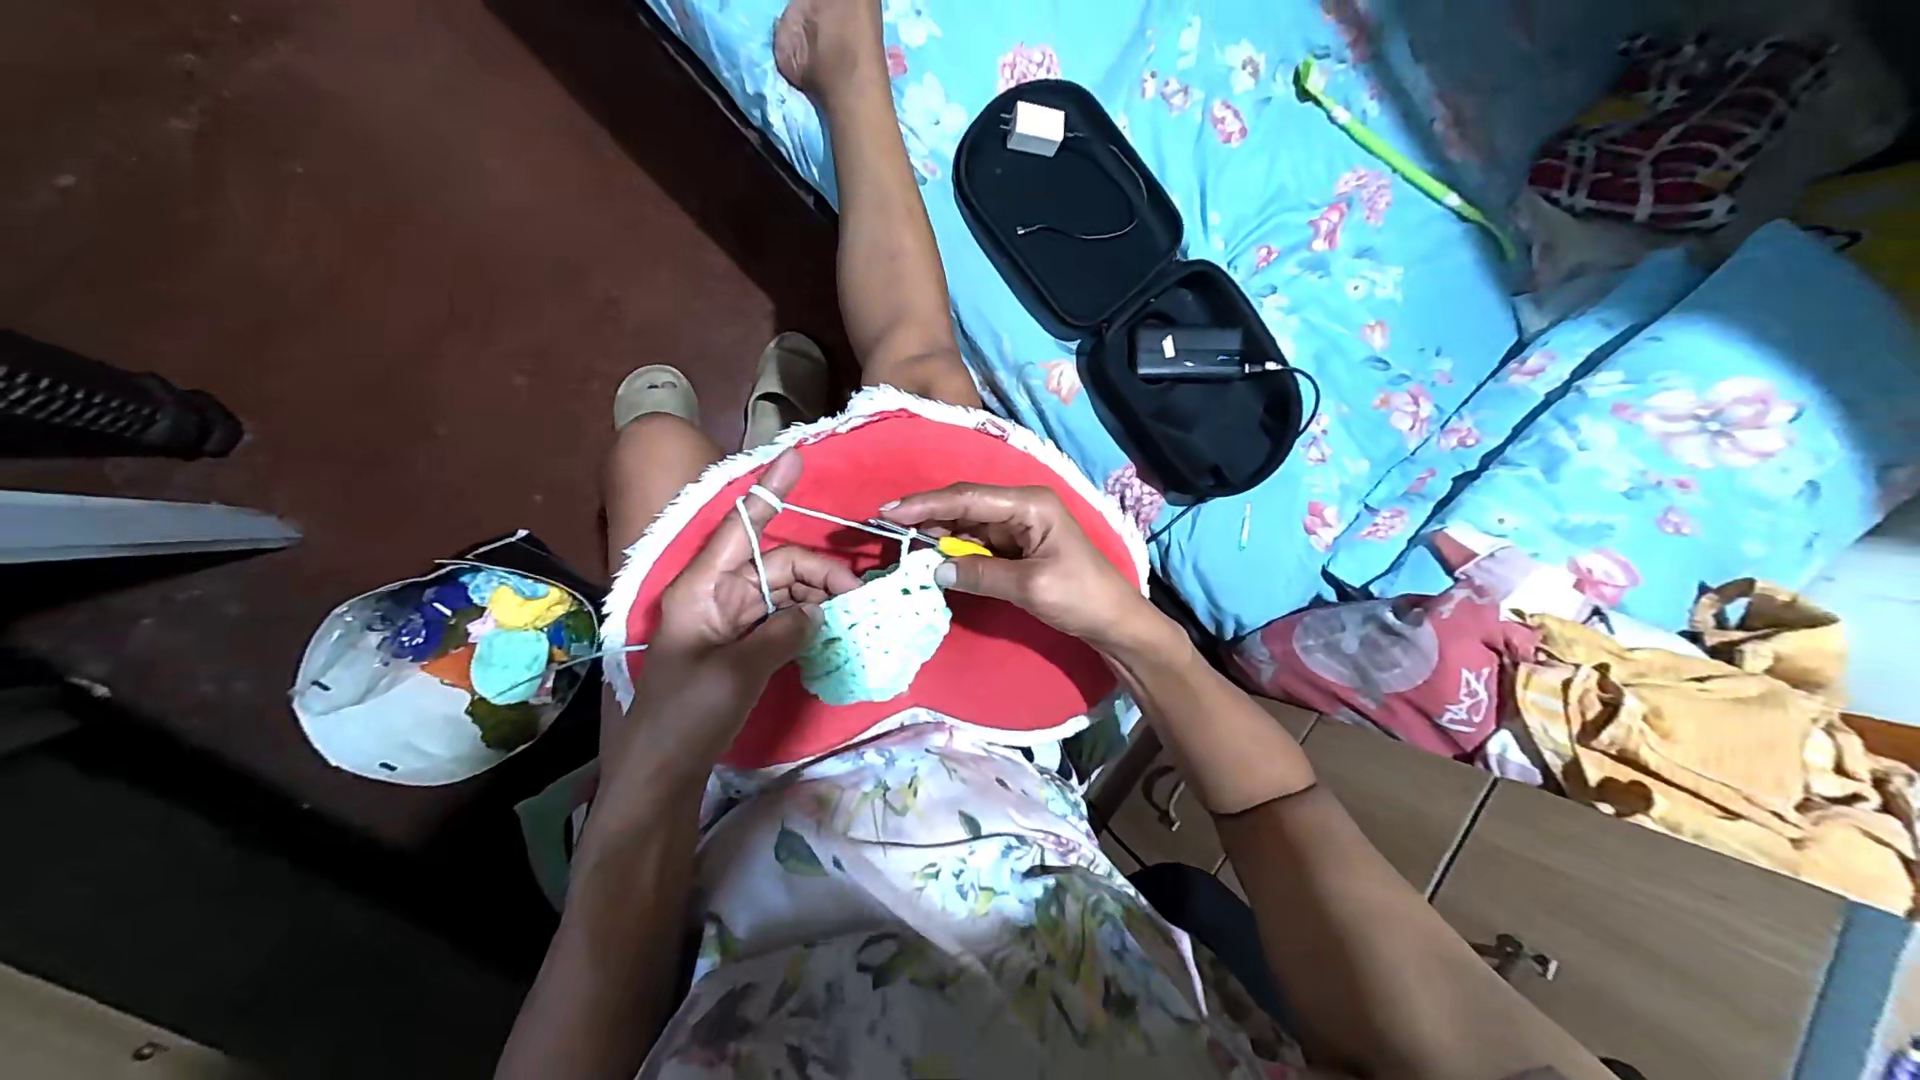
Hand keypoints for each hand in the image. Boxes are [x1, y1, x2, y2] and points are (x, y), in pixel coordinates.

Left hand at [615, 450, 861, 776]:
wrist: (664, 769)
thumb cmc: (687, 715)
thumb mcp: (738, 671)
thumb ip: (784, 632)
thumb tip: (818, 611)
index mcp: (702, 587)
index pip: (739, 527)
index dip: (769, 492)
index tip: (795, 457)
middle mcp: (717, 593)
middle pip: (776, 562)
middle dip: (819, 572)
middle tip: (858, 597)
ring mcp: (731, 618)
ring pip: (785, 589)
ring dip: (818, 597)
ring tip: (852, 614)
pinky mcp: (742, 642)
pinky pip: (782, 616)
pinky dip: (807, 619)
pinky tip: (832, 627)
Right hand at [881, 483, 1173, 657]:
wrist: (1114, 620)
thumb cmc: (1081, 597)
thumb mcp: (1030, 587)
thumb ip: (981, 575)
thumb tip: (935, 569)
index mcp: (1030, 504)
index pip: (968, 498)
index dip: (927, 504)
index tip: (891, 512)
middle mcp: (1021, 507)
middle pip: (964, 505)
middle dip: (927, 516)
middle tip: (888, 527)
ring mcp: (1018, 526)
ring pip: (967, 524)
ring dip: (938, 533)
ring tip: (903, 542)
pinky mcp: (1016, 547)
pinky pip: (977, 543)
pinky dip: (954, 550)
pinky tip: (932, 556)